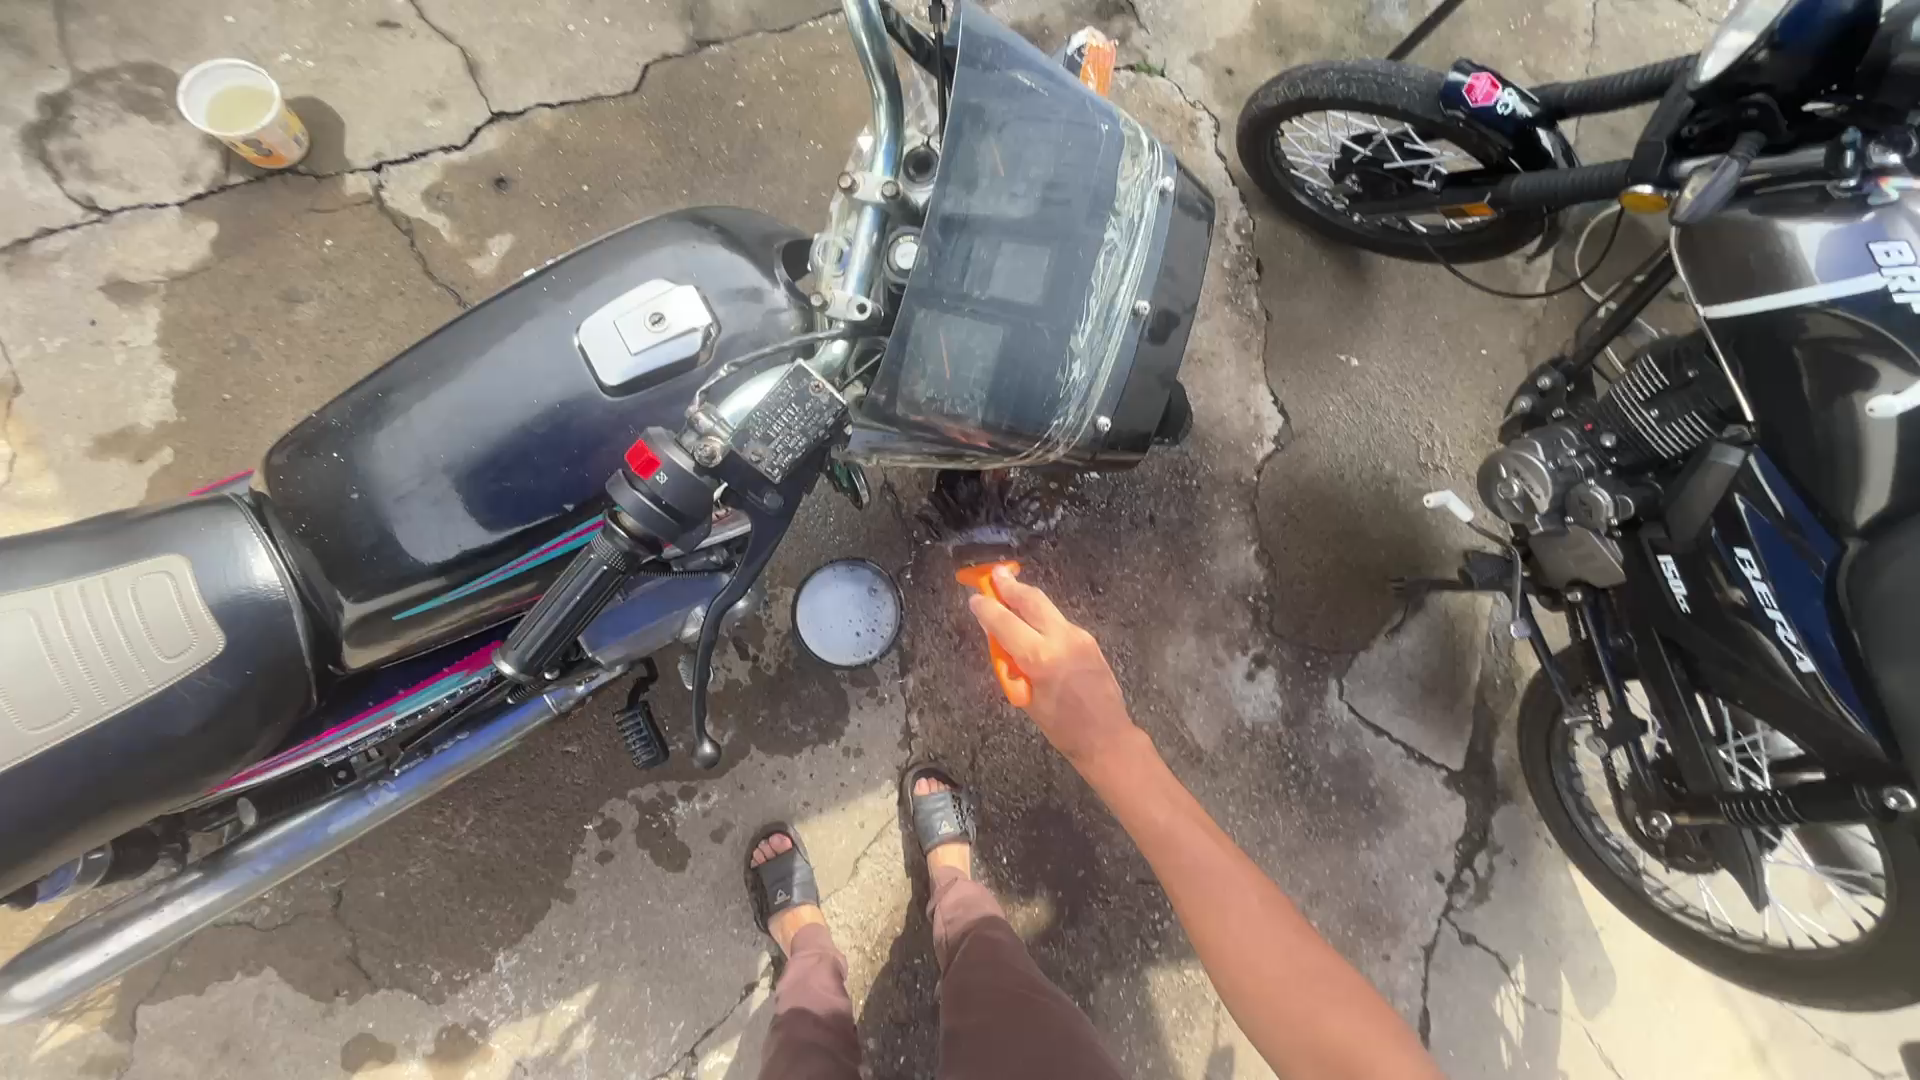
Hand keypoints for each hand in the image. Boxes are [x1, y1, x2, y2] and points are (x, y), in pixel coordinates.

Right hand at [967, 565, 1140, 768]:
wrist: (1106, 736)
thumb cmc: (1061, 727)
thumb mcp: (1026, 698)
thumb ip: (1012, 663)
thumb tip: (997, 636)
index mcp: (1041, 658)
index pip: (1006, 623)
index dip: (987, 609)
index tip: (974, 599)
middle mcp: (1061, 639)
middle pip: (1031, 601)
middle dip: (1011, 586)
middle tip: (994, 574)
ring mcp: (1078, 636)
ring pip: (1047, 607)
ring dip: (1026, 597)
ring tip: (1009, 588)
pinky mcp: (1088, 639)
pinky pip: (1058, 621)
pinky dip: (1042, 616)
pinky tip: (1032, 620)